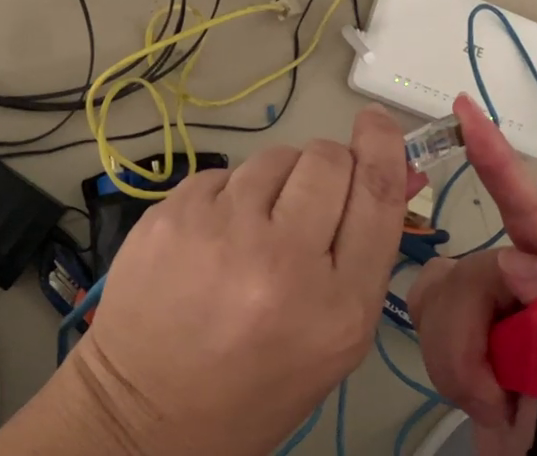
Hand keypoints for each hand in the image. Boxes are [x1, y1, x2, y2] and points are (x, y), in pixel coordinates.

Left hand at [15, 107, 420, 455]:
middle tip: (307, 200)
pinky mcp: (173, 215)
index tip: (376, 122)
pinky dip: (228, 195)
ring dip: (276, 180)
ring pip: (274, 157)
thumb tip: (392, 170)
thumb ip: (364, 253)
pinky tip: (214, 238)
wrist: (144, 413)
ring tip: (254, 228)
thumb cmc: (256, 385)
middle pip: (327, 160)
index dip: (383, 146)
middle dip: (327, 167)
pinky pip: (223, 173)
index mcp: (337, 307)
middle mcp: (283, 261)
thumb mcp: (332, 337)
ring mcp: (221, 232)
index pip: (376, 194)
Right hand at [407, 94, 536, 455]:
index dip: (496, 157)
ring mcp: (489, 310)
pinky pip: (423, 320)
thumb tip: (509, 259)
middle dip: (475, 325)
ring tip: (495, 396)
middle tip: (504, 379)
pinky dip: (444, 361)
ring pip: (437, 291)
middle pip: (472, 264)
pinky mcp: (457, 337)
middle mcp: (526, 278)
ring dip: (458, 352)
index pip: (531, 205)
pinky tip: (478, 392)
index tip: (465, 110)